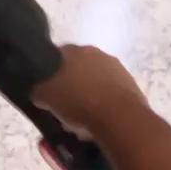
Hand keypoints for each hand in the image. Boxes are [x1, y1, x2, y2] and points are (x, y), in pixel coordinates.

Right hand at [31, 44, 148, 135]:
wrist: (120, 119)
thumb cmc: (78, 103)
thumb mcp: (44, 98)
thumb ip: (38, 91)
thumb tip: (40, 92)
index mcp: (72, 50)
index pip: (55, 56)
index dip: (49, 73)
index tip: (46, 89)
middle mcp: (95, 52)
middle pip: (77, 67)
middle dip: (70, 82)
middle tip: (63, 102)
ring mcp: (116, 67)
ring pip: (95, 79)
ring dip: (88, 92)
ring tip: (81, 115)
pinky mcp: (132, 85)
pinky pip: (110, 92)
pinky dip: (104, 103)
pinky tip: (98, 119)